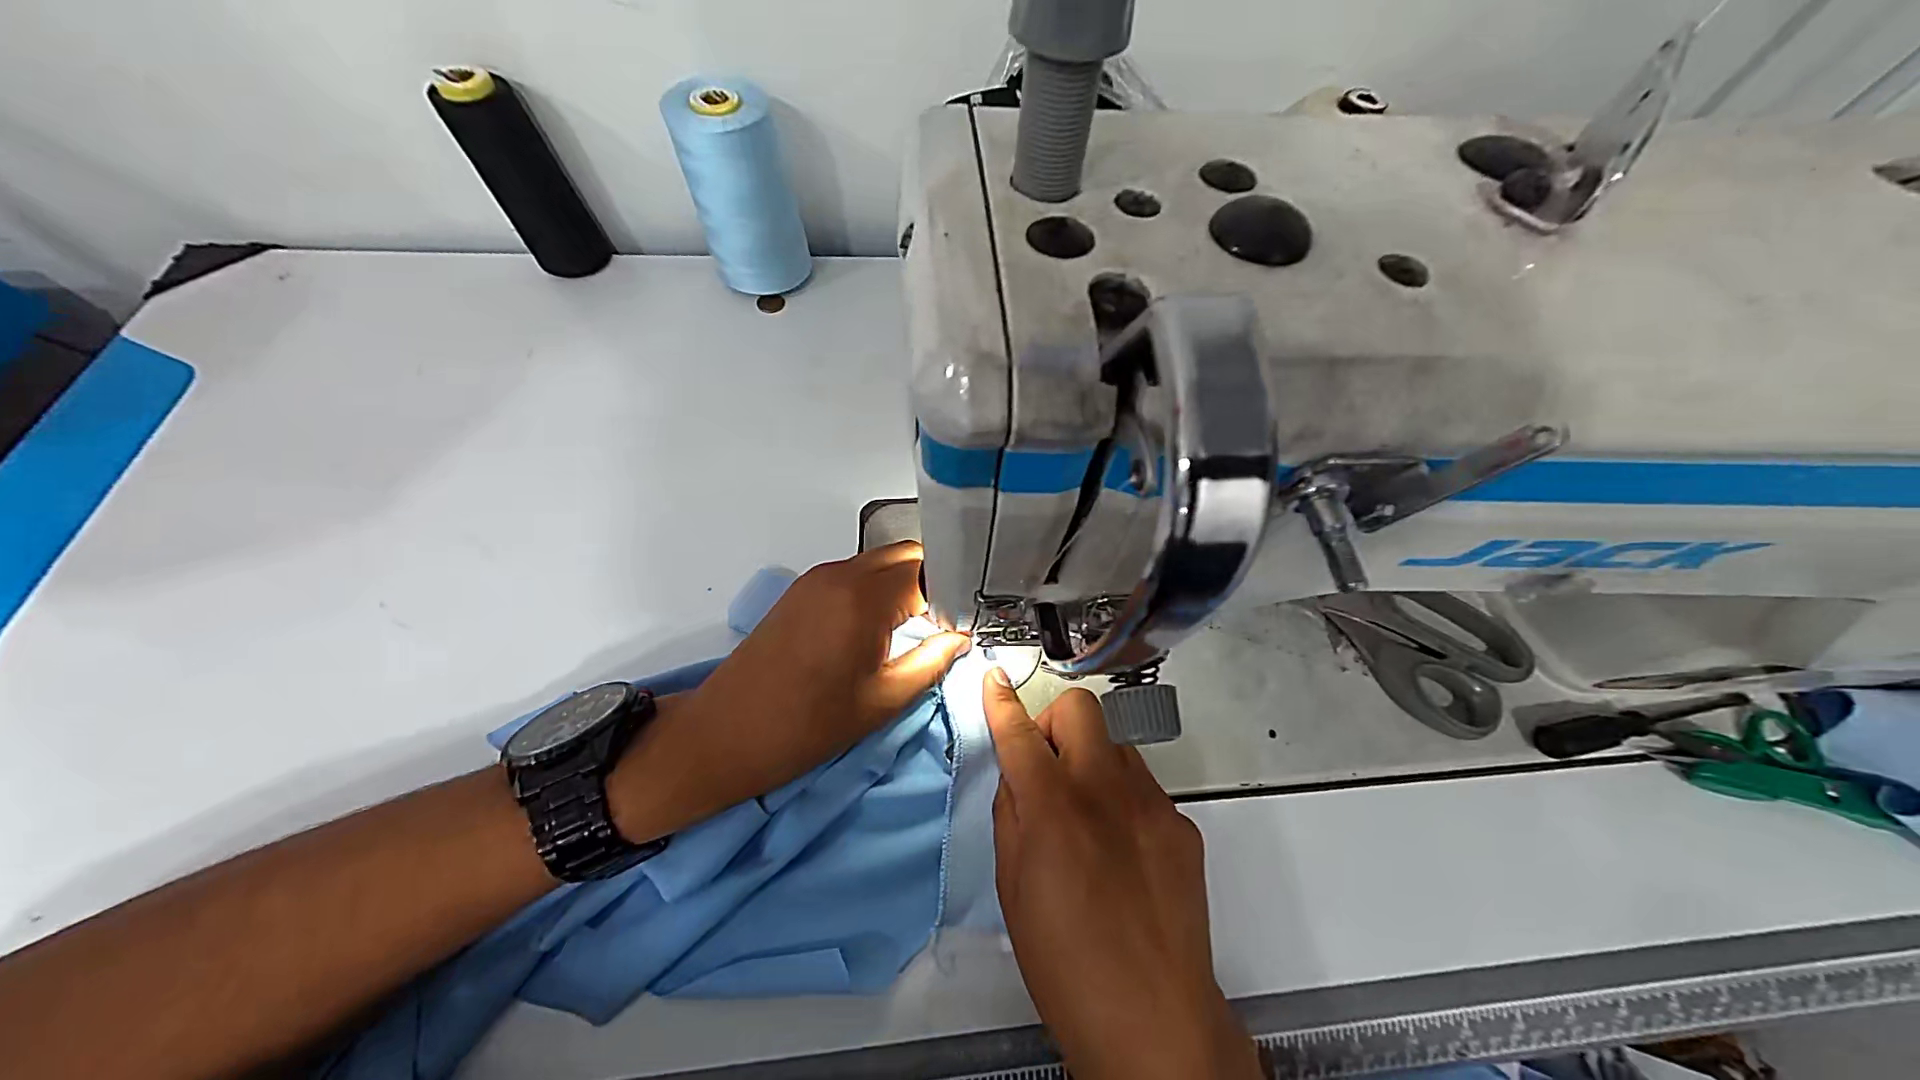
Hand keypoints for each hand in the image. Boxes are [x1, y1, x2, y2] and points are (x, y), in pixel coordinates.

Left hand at [610, 541, 969, 840]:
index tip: (964, 623)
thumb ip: (931, 660)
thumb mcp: (882, 699)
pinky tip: (876, 630)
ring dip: (903, 586)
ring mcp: (815, 579)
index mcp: (864, 597)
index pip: (929, 569)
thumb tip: (960, 638)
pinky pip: (852, 576)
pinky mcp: (800, 591)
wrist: (725, 734)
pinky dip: (874, 592)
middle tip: (943, 625)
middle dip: (932, 583)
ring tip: (912, 630)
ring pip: (878, 563)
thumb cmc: (806, 725)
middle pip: (904, 556)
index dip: (953, 594)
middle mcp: (839, 574)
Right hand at [985, 673, 1261, 1079]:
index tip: (996, 681)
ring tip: (1084, 815)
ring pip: (1114, 744)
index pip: (1020, 731)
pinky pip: (1143, 786)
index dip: (1002, 701)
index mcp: (1054, 809)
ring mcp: (1152, 805)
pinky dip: (1122, 797)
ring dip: (1090, 761)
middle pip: (1080, 709)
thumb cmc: (1068, 965)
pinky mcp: (1183, 825)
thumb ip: (1012, 814)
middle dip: (1054, 722)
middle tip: (1046, 762)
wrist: (1154, 1020)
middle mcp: (1106, 793)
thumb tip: (1018, 775)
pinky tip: (1118, 848)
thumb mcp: (1013, 885)